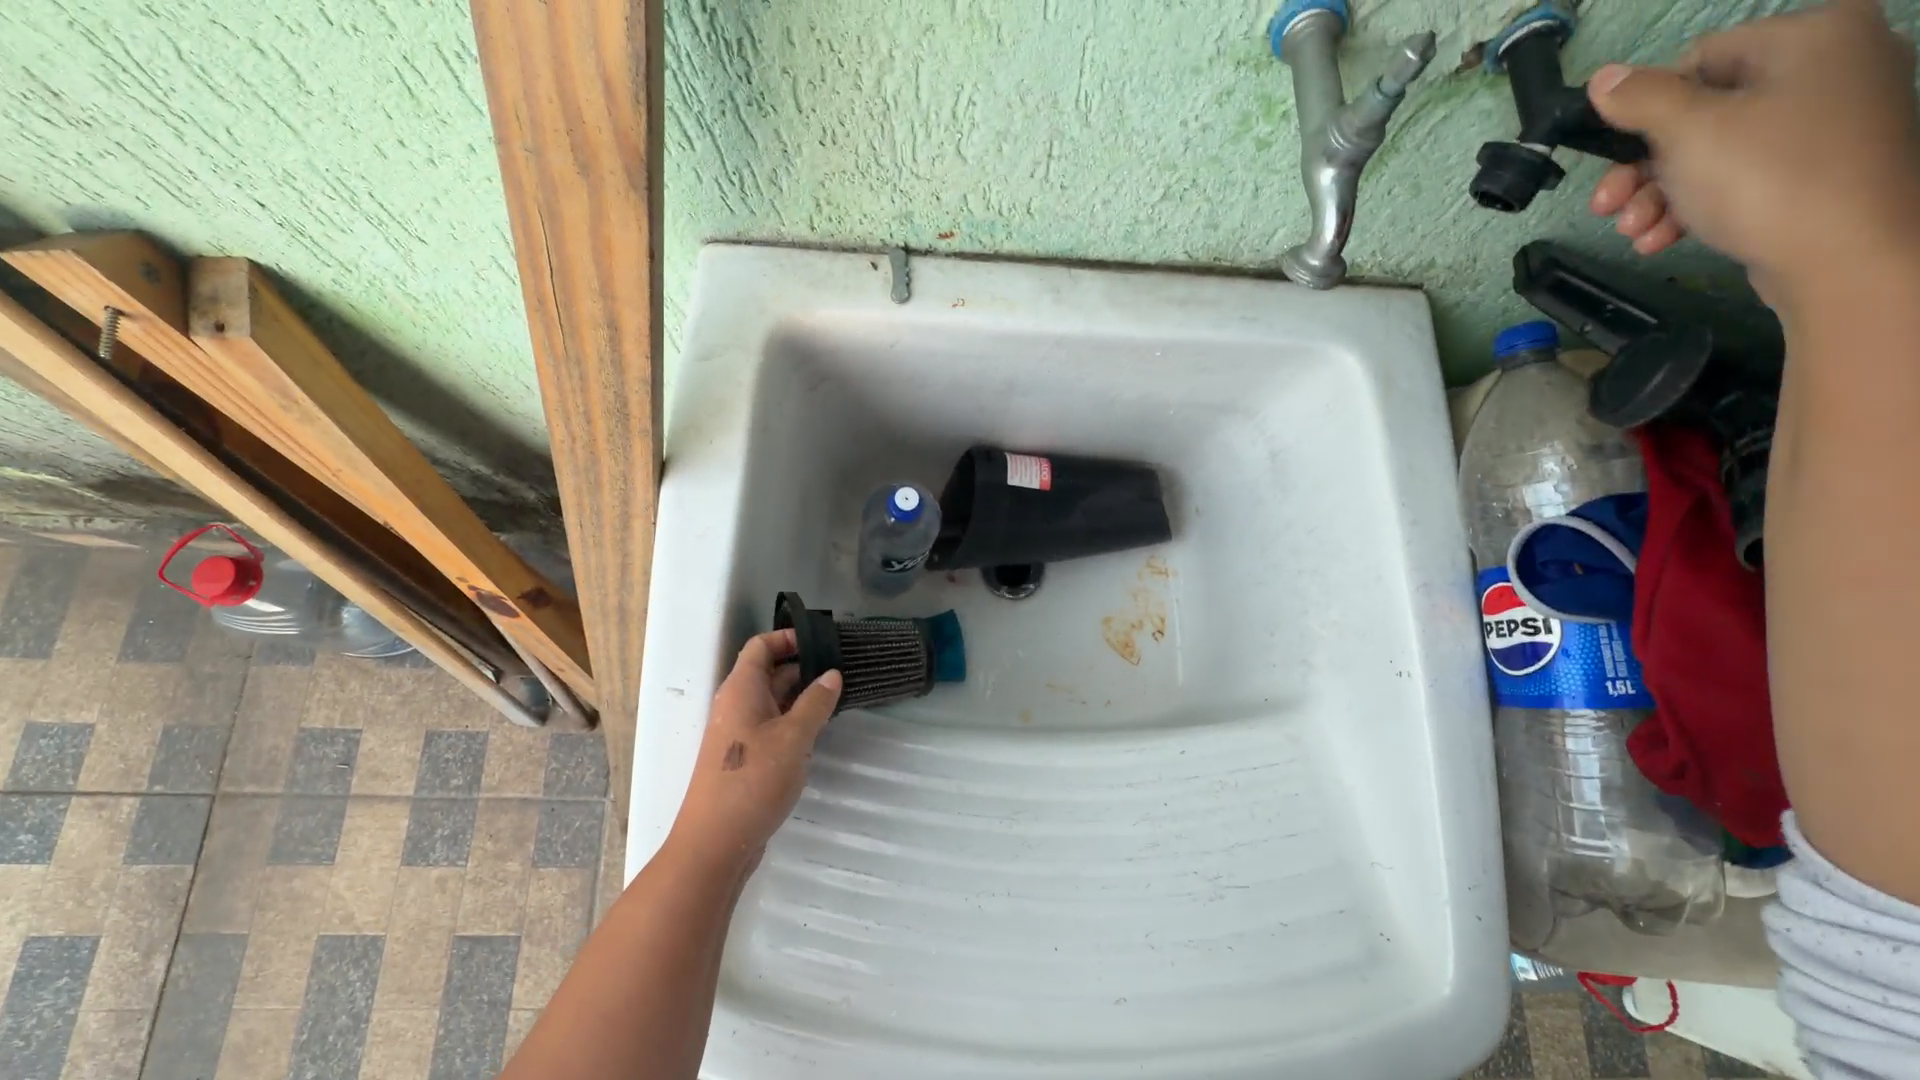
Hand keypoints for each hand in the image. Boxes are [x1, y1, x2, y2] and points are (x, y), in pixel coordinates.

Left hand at [664, 629, 841, 877]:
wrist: (715, 843)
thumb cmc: (753, 782)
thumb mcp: (794, 738)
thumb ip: (815, 703)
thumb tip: (832, 675)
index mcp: (741, 690)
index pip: (760, 647)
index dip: (788, 638)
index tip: (822, 642)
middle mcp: (736, 706)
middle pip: (768, 672)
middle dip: (803, 667)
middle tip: (842, 669)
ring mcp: (739, 735)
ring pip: (773, 702)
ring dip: (802, 697)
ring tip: (839, 697)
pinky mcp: (745, 759)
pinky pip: (772, 727)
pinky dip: (795, 723)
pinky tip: (819, 732)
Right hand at [1586, 0, 1919, 307]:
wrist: (1849, 258)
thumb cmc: (1769, 178)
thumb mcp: (1689, 131)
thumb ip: (1641, 98)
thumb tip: (1602, 78)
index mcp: (1811, 36)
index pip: (1698, 59)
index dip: (1647, 112)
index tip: (1615, 157)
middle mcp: (1830, 67)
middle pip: (1699, 114)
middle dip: (1643, 168)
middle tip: (1606, 206)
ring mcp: (1828, 123)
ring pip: (1713, 153)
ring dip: (1657, 196)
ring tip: (1633, 231)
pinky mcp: (1819, 172)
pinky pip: (1742, 178)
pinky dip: (1695, 207)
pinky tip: (1661, 239)